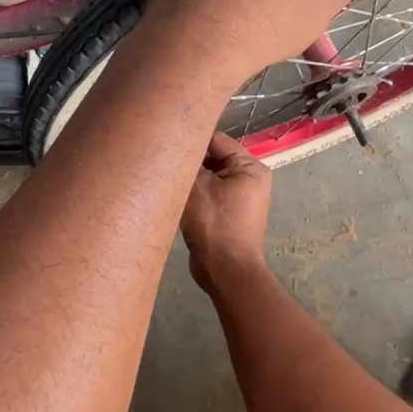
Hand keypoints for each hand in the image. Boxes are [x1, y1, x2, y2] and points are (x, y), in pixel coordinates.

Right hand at [180, 133, 274, 292]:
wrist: (226, 271)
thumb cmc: (215, 224)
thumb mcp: (197, 187)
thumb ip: (188, 163)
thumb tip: (175, 149)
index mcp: (250, 167)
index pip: (216, 140)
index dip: (191, 140)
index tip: (166, 142)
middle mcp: (249, 178)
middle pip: (212, 158)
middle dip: (190, 162)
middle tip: (162, 162)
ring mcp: (240, 197)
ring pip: (208, 177)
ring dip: (189, 179)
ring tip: (166, 178)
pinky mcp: (228, 213)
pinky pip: (208, 194)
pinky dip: (193, 194)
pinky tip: (174, 196)